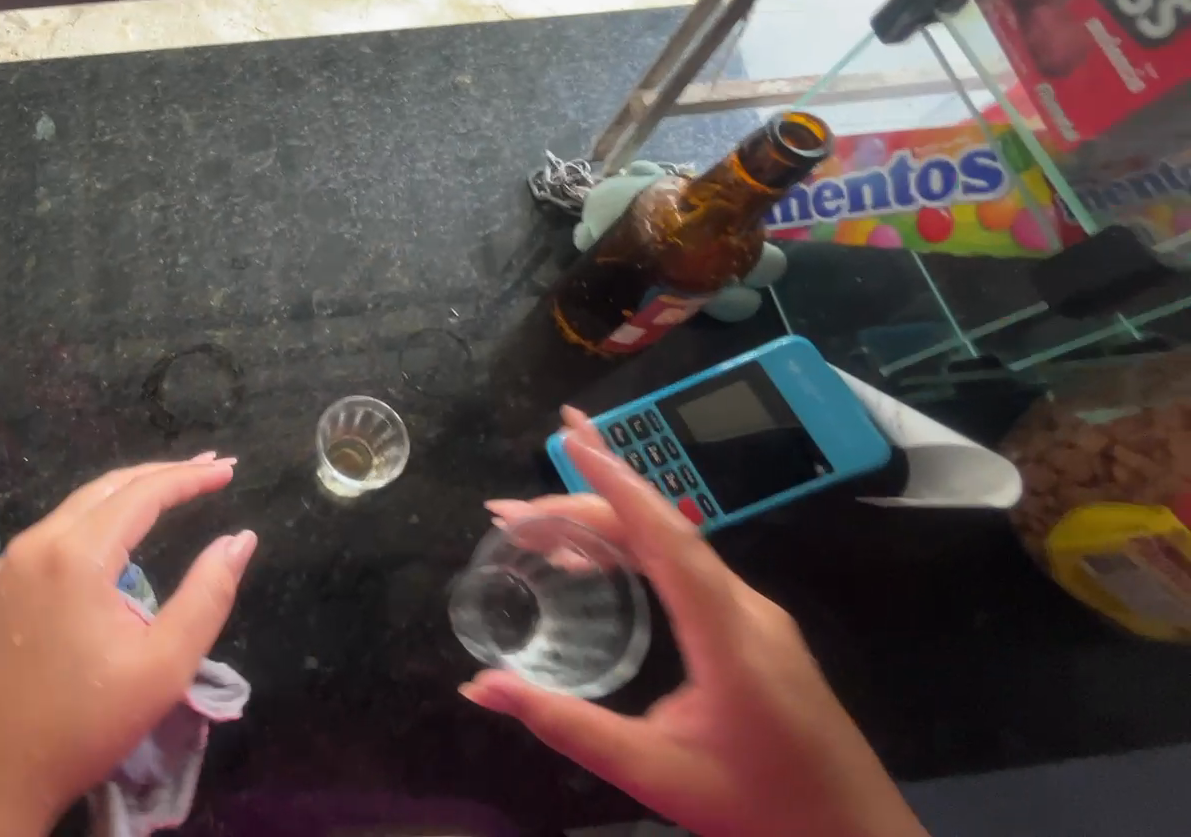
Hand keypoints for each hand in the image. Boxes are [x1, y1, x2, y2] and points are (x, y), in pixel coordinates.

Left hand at [0, 454, 256, 836]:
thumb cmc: (84, 726)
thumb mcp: (164, 666)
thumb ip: (208, 595)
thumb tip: (240, 539)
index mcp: (77, 555)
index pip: (143, 494)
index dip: (190, 477)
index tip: (228, 470)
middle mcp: (38, 543)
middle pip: (109, 488)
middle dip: (163, 474)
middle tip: (210, 469)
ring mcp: (11, 563)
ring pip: (79, 507)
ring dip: (129, 495)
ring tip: (172, 491)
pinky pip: (56, 532)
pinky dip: (97, 519)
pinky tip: (117, 536)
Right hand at [464, 408, 925, 836]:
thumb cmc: (759, 809)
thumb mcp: (651, 773)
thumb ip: (564, 724)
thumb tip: (478, 687)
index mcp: (728, 633)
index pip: (665, 536)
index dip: (614, 482)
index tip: (570, 437)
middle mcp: (743, 605)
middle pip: (656, 530)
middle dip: (579, 503)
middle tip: (507, 509)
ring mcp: (751, 611)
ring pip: (668, 541)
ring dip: (600, 520)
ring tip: (534, 523)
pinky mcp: (748, 621)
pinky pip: (681, 562)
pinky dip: (627, 544)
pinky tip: (589, 556)